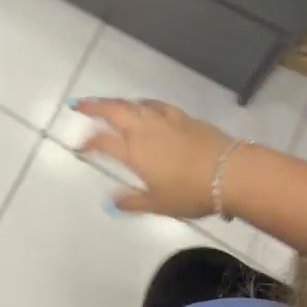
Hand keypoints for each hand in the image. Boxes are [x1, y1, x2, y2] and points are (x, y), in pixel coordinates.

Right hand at [74, 97, 234, 218]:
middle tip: (77, 104)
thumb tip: (109, 202)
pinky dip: (141, 103)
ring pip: (132, 104)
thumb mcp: (159, 204)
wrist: (229, 172)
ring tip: (104, 103)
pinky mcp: (180, 115)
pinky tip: (141, 105)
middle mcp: (143, 129)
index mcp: (134, 152)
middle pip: (113, 111)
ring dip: (114, 102)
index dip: (88, 142)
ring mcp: (162, 119)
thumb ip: (132, 201)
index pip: (103, 142)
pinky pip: (153, 104)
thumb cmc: (190, 192)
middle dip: (93, 106)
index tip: (79, 146)